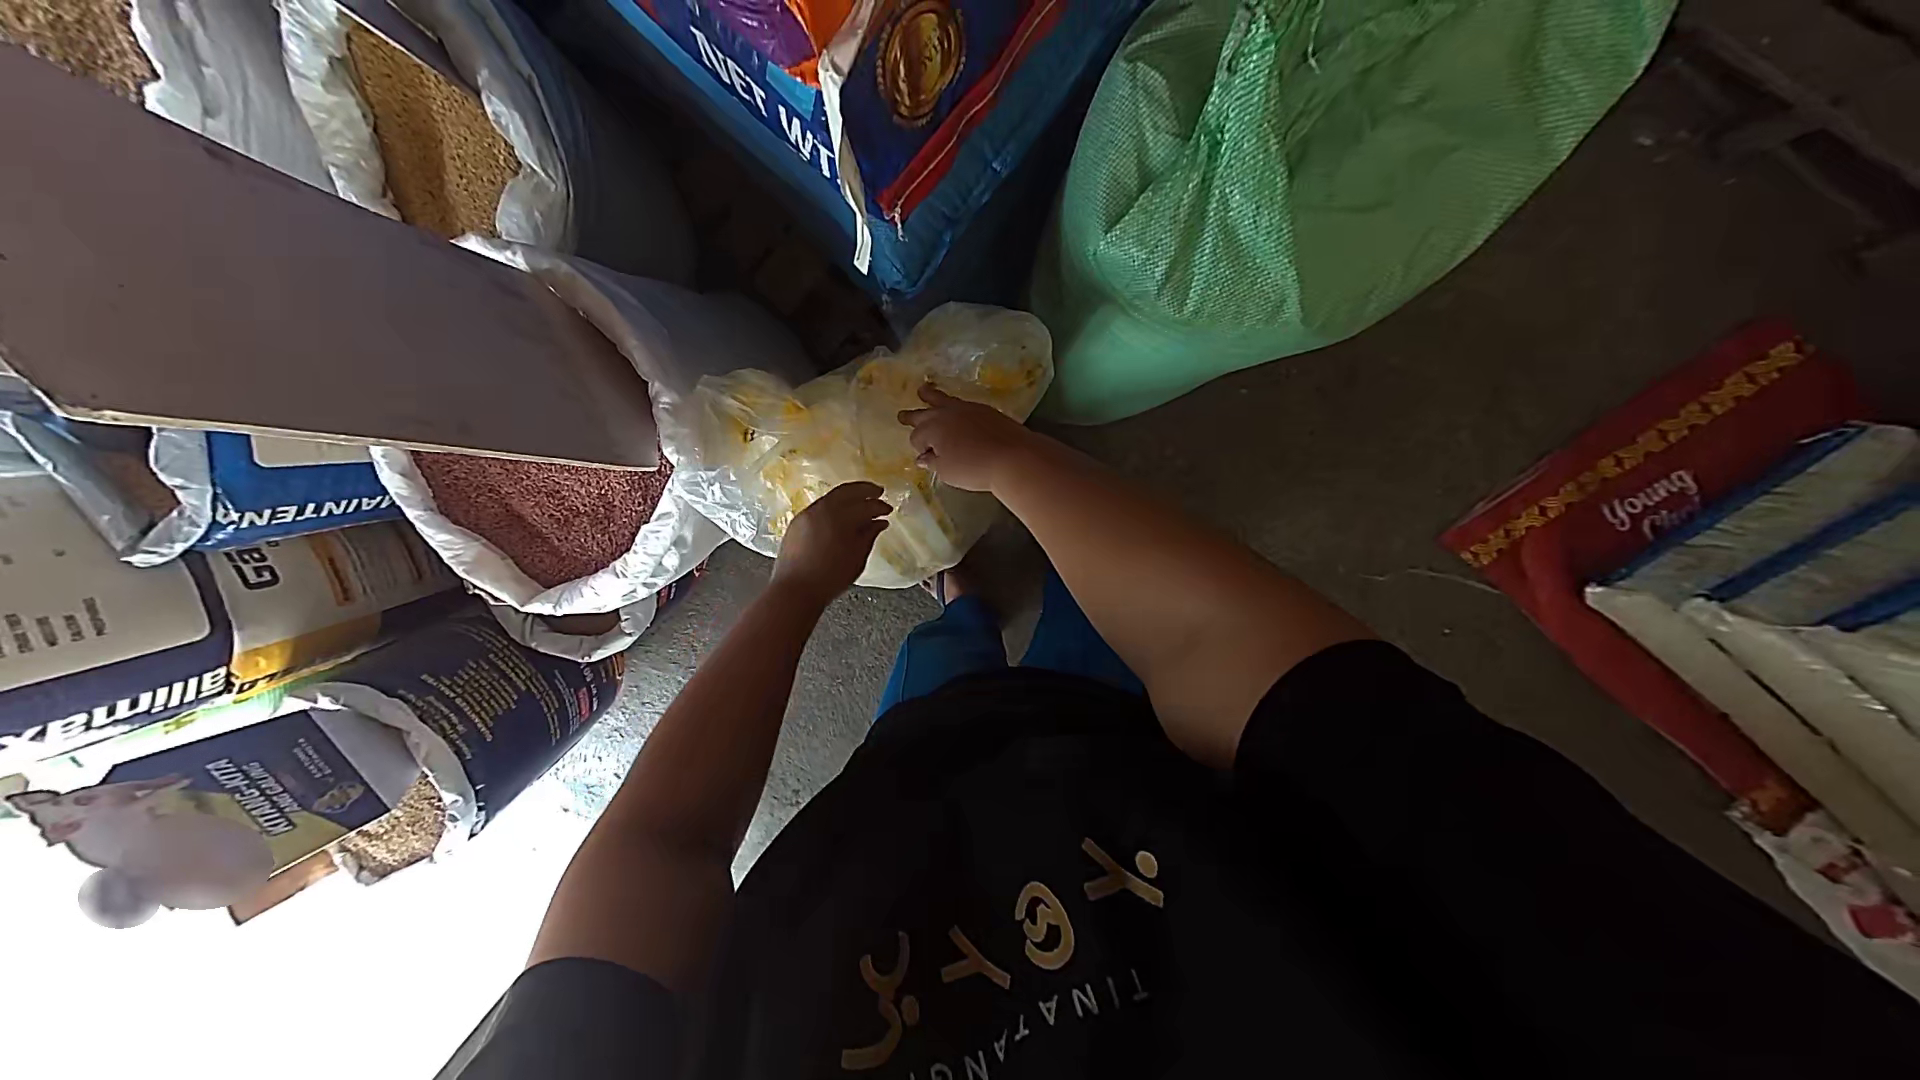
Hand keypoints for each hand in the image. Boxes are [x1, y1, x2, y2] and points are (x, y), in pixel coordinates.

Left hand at [771, 481, 890, 604]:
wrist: (796, 589)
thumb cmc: (831, 578)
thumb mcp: (857, 558)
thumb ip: (869, 536)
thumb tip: (879, 522)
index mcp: (840, 518)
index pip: (865, 505)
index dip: (879, 506)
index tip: (889, 509)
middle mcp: (822, 510)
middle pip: (847, 491)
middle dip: (865, 490)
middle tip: (879, 492)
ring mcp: (807, 514)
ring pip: (831, 497)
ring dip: (848, 496)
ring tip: (861, 503)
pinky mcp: (797, 522)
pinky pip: (819, 506)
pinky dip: (834, 505)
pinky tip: (840, 515)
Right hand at [897, 385, 1038, 491]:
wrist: (1013, 456)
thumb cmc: (974, 467)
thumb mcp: (947, 471)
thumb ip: (933, 463)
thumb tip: (923, 458)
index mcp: (932, 428)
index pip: (917, 437)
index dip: (919, 447)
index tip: (924, 457)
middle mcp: (946, 414)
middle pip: (925, 413)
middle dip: (913, 416)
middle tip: (902, 415)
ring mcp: (967, 409)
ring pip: (944, 400)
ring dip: (931, 397)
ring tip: (924, 390)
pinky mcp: (985, 410)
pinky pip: (963, 404)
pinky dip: (954, 405)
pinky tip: (956, 409)